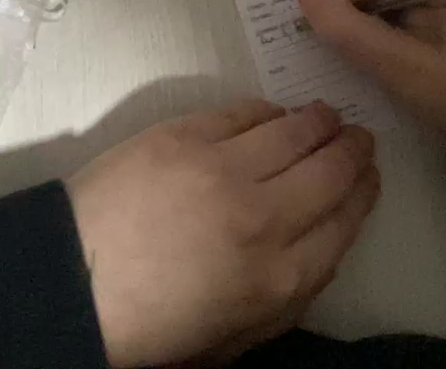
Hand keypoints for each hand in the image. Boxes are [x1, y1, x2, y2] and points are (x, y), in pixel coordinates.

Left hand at [67, 100, 379, 366]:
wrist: (75, 279)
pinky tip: (274, 111)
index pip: (345, 222)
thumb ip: (287, 294)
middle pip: (329, 171)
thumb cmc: (154, 323)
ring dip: (318, 120)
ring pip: (292, 131)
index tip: (370, 174)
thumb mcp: (236, 335)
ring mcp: (224, 167)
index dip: (364, 192)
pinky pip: (243, 111)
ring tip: (327, 114)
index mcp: (282, 279)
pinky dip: (267, 109)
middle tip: (359, 136)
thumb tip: (315, 246)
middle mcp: (266, 216)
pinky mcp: (186, 133)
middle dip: (352, 150)